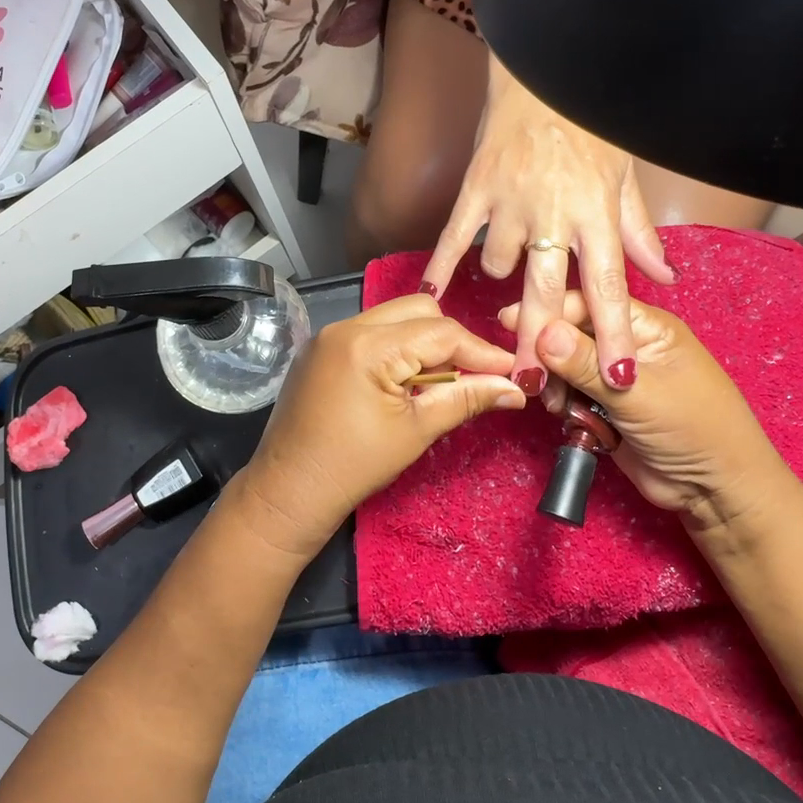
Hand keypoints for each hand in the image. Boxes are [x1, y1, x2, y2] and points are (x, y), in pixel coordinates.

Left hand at [237, 295, 525, 556]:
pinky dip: (395, 349)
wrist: (288, 490)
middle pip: (418, 311)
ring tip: (441, 381)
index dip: (482, 351)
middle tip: (476, 375)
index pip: (441, 332)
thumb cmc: (354, 466)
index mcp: (369, 345)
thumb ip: (465, 398)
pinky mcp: (319, 348)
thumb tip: (514, 387)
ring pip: (393, 319)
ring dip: (424, 343)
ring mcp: (328, 334)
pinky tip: (406, 381)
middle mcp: (345, 326)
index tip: (512, 370)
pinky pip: (369, 333)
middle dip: (452, 340)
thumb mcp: (417, 430)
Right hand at [423, 60, 673, 406]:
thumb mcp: (624, 179)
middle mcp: (554, 214)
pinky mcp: (475, 190)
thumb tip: (664, 277)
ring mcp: (510, 203)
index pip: (609, 284)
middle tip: (535, 385)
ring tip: (510, 269)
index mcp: (597, 213)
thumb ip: (639, 232)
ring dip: (505, 277)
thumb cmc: (590, 130)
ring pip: (500, 266)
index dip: (613, 332)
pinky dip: (442, 265)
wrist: (545, 77)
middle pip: (547, 292)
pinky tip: (434, 294)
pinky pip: (455, 236)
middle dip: (541, 342)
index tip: (618, 375)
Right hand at [502, 292, 787, 529]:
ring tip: (555, 406)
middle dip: (547, 354)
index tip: (511, 324)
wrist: (715, 491)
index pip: (588, 304)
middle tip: (531, 376)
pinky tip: (564, 418)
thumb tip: (542, 330)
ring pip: (564, 366)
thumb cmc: (696, 431)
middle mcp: (626, 345)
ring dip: (554, 384)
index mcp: (645, 327)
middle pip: (569, 334)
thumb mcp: (640, 395)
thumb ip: (587, 364)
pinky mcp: (602, 406)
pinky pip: (568, 395)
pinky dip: (562, 405)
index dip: (550, 313)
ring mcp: (612, 376)